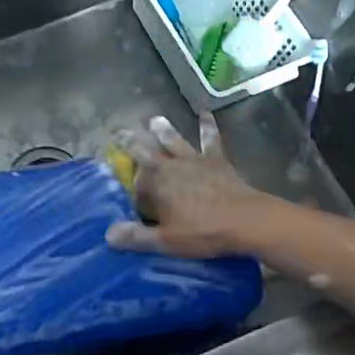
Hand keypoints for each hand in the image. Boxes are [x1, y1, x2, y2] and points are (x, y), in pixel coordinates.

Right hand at [106, 114, 270, 258]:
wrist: (245, 220)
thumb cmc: (203, 232)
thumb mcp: (165, 241)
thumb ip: (136, 237)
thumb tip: (109, 235)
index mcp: (156, 184)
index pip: (136, 184)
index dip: (133, 192)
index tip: (131, 200)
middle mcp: (171, 166)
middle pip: (146, 151)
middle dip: (130, 142)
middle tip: (118, 131)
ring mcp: (194, 159)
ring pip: (173, 140)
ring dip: (162, 130)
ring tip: (153, 119)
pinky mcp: (216, 159)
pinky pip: (209, 139)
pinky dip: (207, 126)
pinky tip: (205, 113)